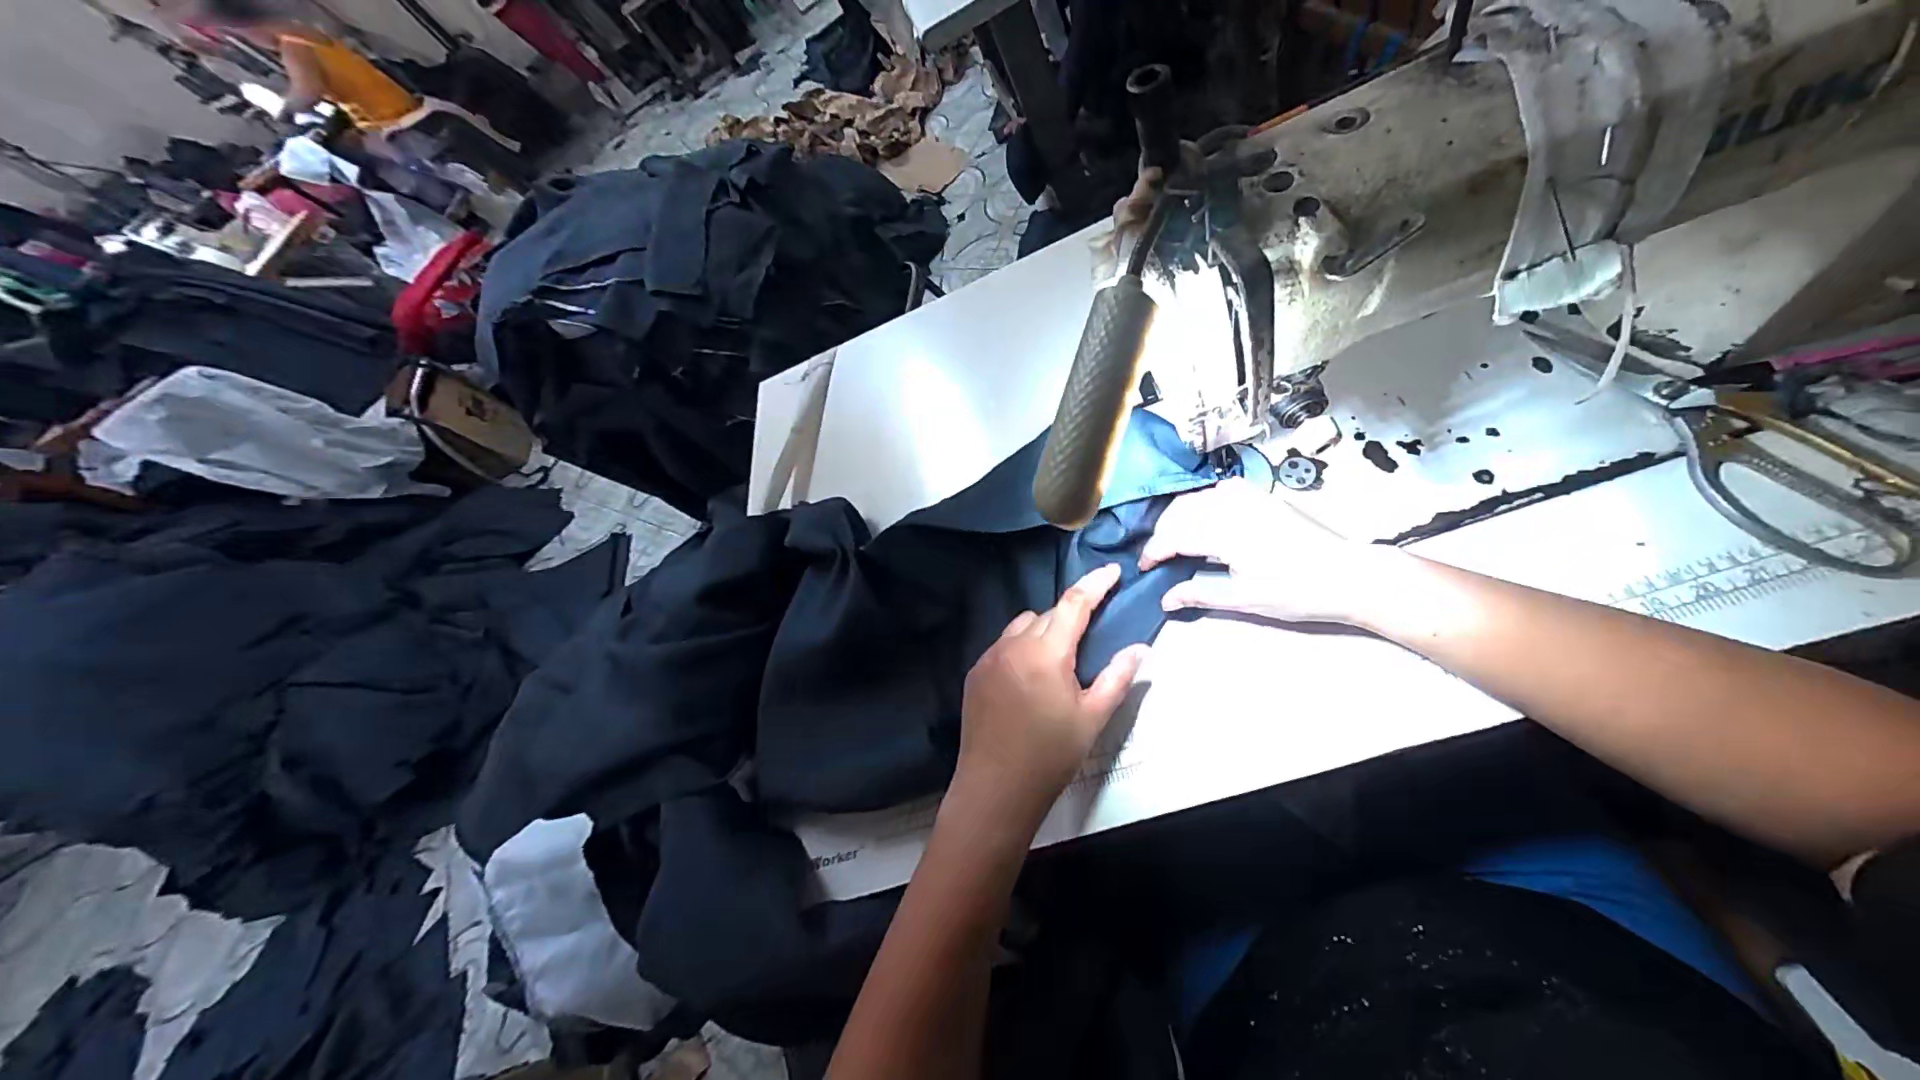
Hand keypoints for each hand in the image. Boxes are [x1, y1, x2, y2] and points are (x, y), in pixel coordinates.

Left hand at [955, 564, 1150, 811]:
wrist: (996, 787)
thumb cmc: (1051, 755)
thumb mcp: (1093, 718)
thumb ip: (1117, 677)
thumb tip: (1139, 648)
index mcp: (1046, 653)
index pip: (1074, 603)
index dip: (1095, 583)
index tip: (1112, 571)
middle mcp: (1013, 645)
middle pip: (1048, 614)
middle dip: (1071, 615)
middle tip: (1091, 633)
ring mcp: (989, 658)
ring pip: (1022, 626)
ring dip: (1043, 629)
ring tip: (1059, 657)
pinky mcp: (975, 673)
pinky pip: (1003, 645)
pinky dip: (1021, 647)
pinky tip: (1031, 676)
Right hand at [1140, 478, 1401, 625]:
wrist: (1350, 576)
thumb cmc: (1300, 591)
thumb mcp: (1247, 599)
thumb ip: (1201, 594)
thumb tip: (1167, 599)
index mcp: (1226, 533)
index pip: (1174, 536)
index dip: (1154, 551)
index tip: (1145, 566)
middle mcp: (1234, 508)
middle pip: (1181, 512)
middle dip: (1162, 532)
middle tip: (1157, 555)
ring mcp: (1251, 499)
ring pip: (1199, 497)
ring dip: (1180, 515)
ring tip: (1175, 537)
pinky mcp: (1264, 498)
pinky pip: (1223, 489)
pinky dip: (1205, 499)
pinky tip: (1207, 513)